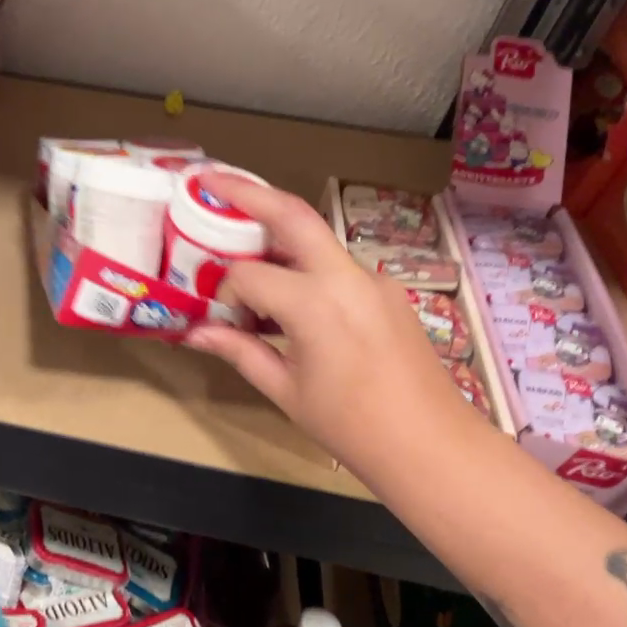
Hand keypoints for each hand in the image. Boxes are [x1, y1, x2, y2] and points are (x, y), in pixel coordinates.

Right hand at [183, 174, 475, 465]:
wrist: (433, 446)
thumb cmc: (352, 426)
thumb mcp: (285, 390)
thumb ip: (239, 350)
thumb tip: (193, 334)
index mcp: (314, 304)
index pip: (248, 275)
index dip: (225, 293)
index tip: (221, 318)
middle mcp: (345, 277)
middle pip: (291, 213)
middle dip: (247, 192)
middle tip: (208, 180)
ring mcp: (371, 279)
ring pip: (315, 237)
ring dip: (276, 230)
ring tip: (242, 237)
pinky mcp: (385, 290)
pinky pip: (334, 265)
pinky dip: (303, 265)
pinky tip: (289, 294)